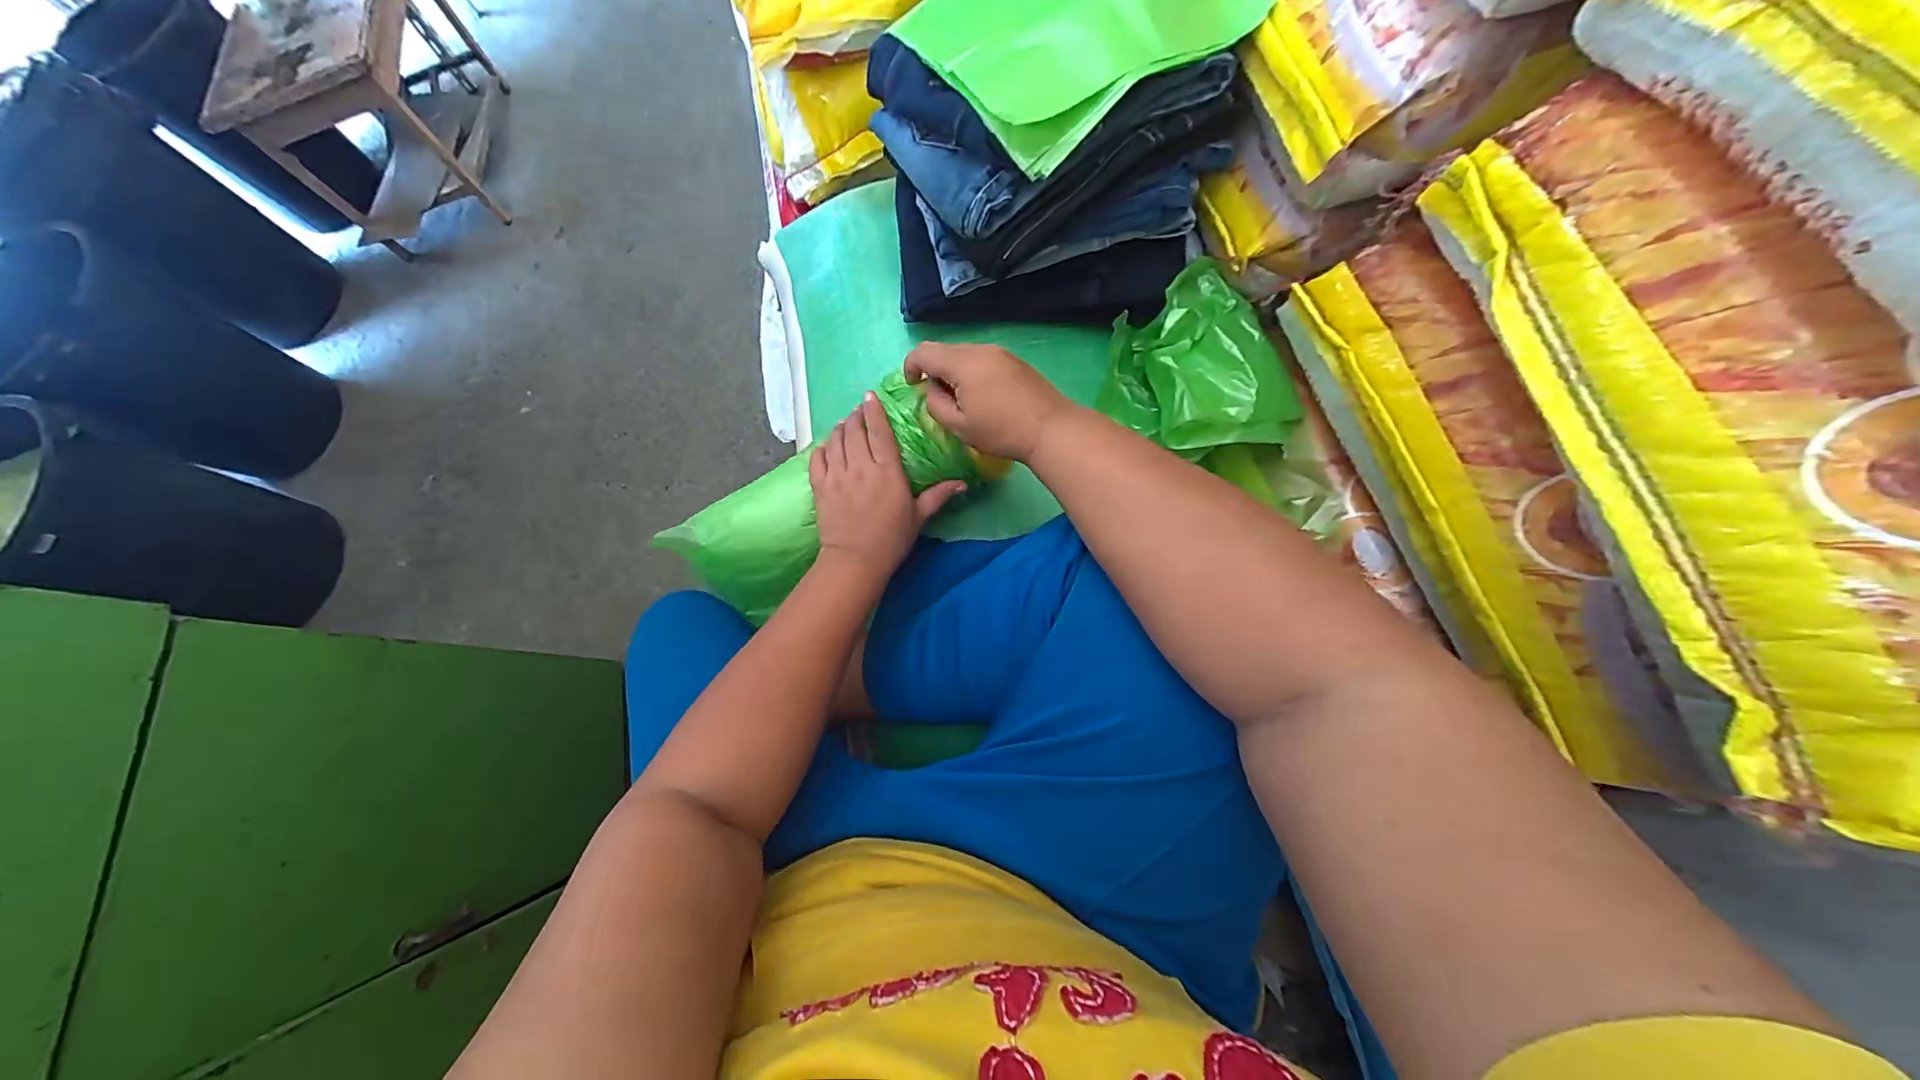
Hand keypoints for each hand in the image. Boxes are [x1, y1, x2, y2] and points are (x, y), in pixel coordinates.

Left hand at [811, 392, 967, 577]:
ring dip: (839, 428)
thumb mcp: (918, 516)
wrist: (855, 560)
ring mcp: (837, 475)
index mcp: (887, 471)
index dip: (874, 411)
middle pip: (854, 430)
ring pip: (835, 440)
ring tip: (844, 424)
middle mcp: (861, 467)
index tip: (870, 396)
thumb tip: (963, 483)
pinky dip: (821, 447)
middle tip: (859, 411)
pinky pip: (817, 458)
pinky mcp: (820, 487)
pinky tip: (826, 446)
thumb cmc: (892, 539)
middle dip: (856, 416)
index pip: (880, 432)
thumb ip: (938, 495)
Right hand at [904, 343, 1075, 462]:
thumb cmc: (1001, 431)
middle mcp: (980, 349)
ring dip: (955, 373)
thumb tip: (932, 389)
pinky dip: (973, 373)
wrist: (1051, 428)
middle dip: (935, 371)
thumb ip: (935, 404)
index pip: (923, 351)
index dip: (911, 367)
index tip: (913, 387)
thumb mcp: (959, 425)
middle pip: (945, 351)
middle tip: (940, 400)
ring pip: (964, 355)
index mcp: (962, 362)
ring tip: (964, 402)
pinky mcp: (1015, 361)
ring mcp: (1000, 352)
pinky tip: (984, 398)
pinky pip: (983, 360)